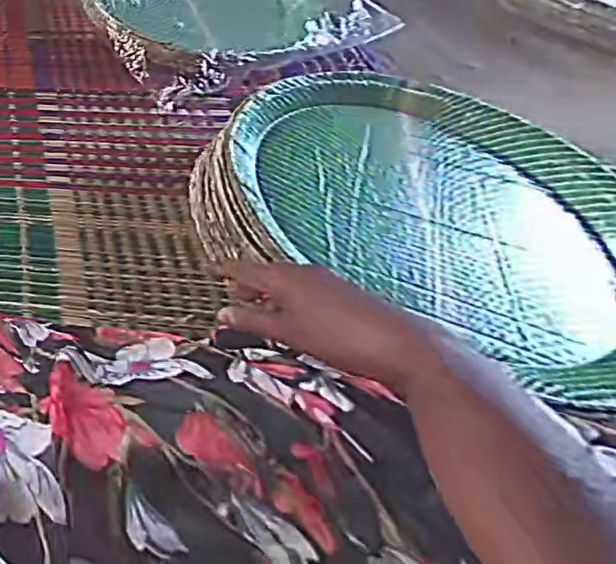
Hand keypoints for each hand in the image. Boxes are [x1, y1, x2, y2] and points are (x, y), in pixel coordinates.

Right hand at [217, 260, 450, 393]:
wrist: (403, 346)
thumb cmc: (339, 339)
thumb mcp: (288, 332)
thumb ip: (253, 321)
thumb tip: (221, 312)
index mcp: (283, 276)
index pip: (244, 268)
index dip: (226, 270)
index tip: (212, 269)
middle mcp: (302, 271)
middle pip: (266, 273)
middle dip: (248, 283)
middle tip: (233, 295)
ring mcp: (325, 280)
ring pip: (287, 281)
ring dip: (271, 292)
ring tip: (262, 308)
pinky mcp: (343, 293)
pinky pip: (305, 288)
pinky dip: (291, 298)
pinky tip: (296, 315)